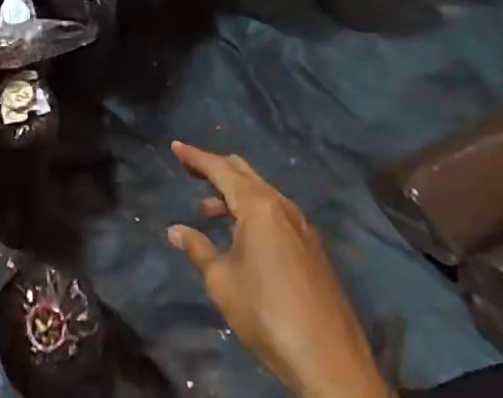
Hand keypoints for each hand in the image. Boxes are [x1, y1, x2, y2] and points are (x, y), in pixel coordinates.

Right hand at [167, 141, 392, 397]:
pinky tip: (241, 235)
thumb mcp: (222, 282)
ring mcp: (301, 224)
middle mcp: (282, 205)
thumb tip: (176, 230)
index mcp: (259, 206)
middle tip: (190, 170)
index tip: (176, 146)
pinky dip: (252, 211)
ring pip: (261, 193)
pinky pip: (275, 212)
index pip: (221, 169)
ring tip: (208, 211)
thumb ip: (198, 249)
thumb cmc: (266, 312)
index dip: (196, 157)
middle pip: (244, 173)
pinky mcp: (310, 245)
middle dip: (216, 168)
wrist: (327, 355)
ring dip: (233, 194)